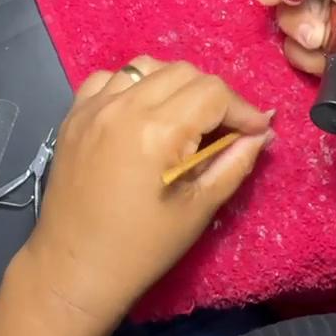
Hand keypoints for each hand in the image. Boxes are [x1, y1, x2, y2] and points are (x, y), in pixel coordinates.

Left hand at [21, 58, 272, 335]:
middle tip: (224, 129)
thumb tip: (261, 132)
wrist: (73, 269)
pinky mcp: (73, 113)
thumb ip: (233, 163)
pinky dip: (132, 85)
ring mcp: (93, 105)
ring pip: (146, 66)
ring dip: (174, 84)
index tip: (256, 131)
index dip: (242, 109)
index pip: (212, 92)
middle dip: (213, 95)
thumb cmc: (141, 248)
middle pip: (183, 72)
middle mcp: (122, 105)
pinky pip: (109, 78)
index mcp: (156, 130)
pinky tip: (140, 112)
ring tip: (184, 117)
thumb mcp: (198, 209)